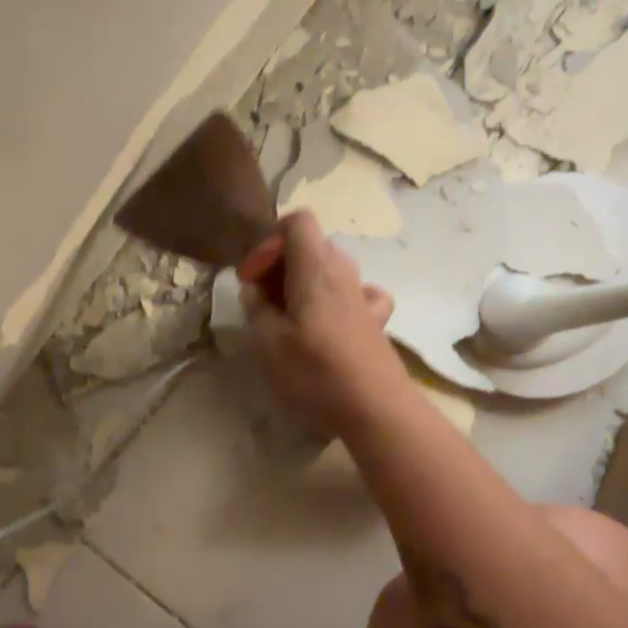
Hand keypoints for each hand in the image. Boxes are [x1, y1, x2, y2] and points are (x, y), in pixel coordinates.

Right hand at [241, 211, 406, 431]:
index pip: (296, 221)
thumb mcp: (269, 344)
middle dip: (279, 266)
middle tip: (259, 302)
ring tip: (285, 318)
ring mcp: (363, 293)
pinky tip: (325, 324)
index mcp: (315, 268)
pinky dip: (333, 299)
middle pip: (310, 245)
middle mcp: (343, 271)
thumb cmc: (315, 372)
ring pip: (328, 269)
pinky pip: (352, 293)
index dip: (268, 243)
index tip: (252, 279)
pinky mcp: (375, 318)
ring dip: (301, 285)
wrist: (374, 406)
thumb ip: (257, 309)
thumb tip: (254, 290)